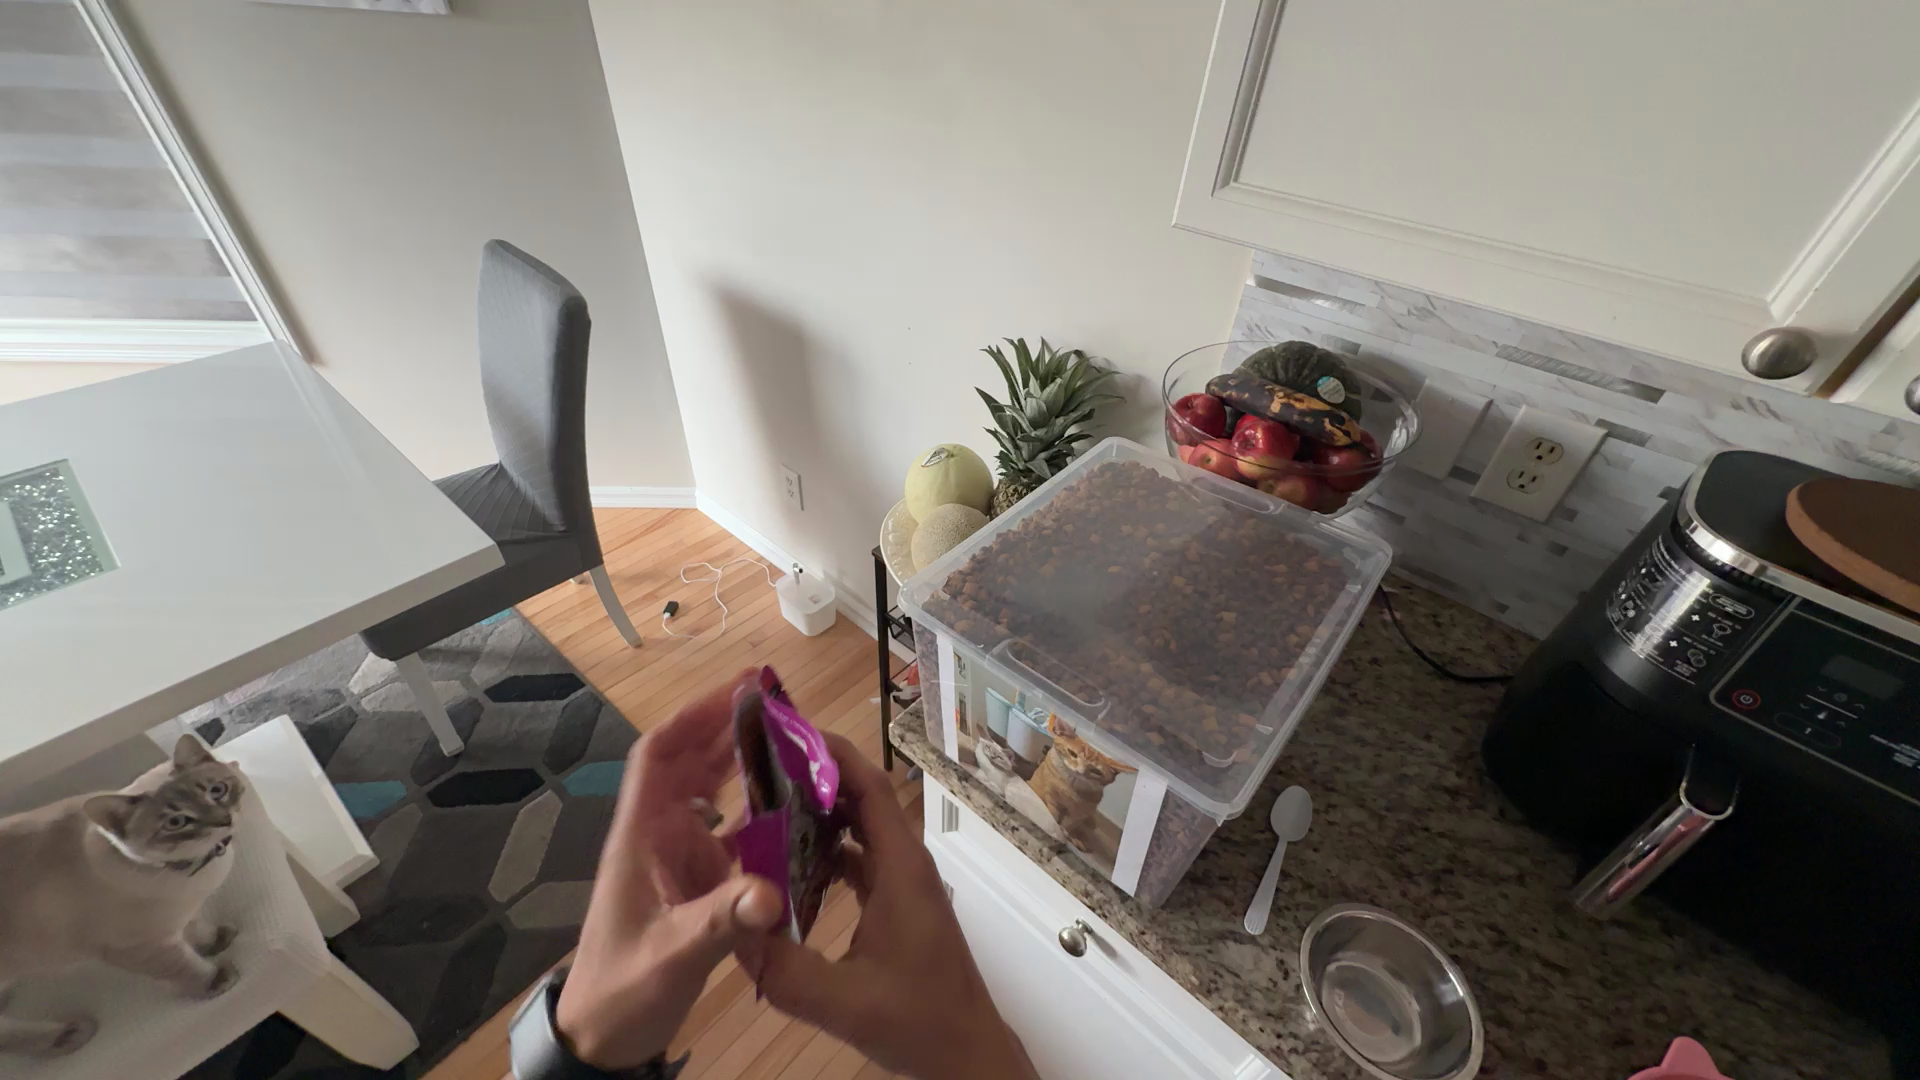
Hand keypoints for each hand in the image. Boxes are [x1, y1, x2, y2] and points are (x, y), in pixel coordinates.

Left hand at [555, 672, 783, 1070]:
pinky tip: (782, 798)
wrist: (603, 1038)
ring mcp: (673, 851)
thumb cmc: (623, 992)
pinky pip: (722, 821)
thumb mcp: (671, 955)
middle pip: (686, 758)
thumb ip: (719, 921)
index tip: (737, 690)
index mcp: (641, 834)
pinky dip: (748, 801)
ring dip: (734, 754)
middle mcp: (656, 831)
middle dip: (723, 722)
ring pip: (703, 785)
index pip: (659, 755)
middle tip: (771, 697)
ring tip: (780, 730)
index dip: (694, 716)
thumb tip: (772, 893)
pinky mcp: (691, 873)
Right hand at [741, 735, 1037, 1079]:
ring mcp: (903, 879)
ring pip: (861, 827)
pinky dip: (828, 851)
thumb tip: (730, 934)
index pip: (869, 787)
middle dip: (816, 777)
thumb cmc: (918, 1019)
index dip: (833, 753)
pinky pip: (860, 858)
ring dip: (820, 814)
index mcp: (900, 865)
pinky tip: (790, 867)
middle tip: (764, 768)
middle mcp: (904, 860)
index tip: (790, 734)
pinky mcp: (898, 900)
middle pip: (863, 798)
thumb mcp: (843, 1001)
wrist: (966, 1053)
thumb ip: (785, 971)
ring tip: (768, 808)